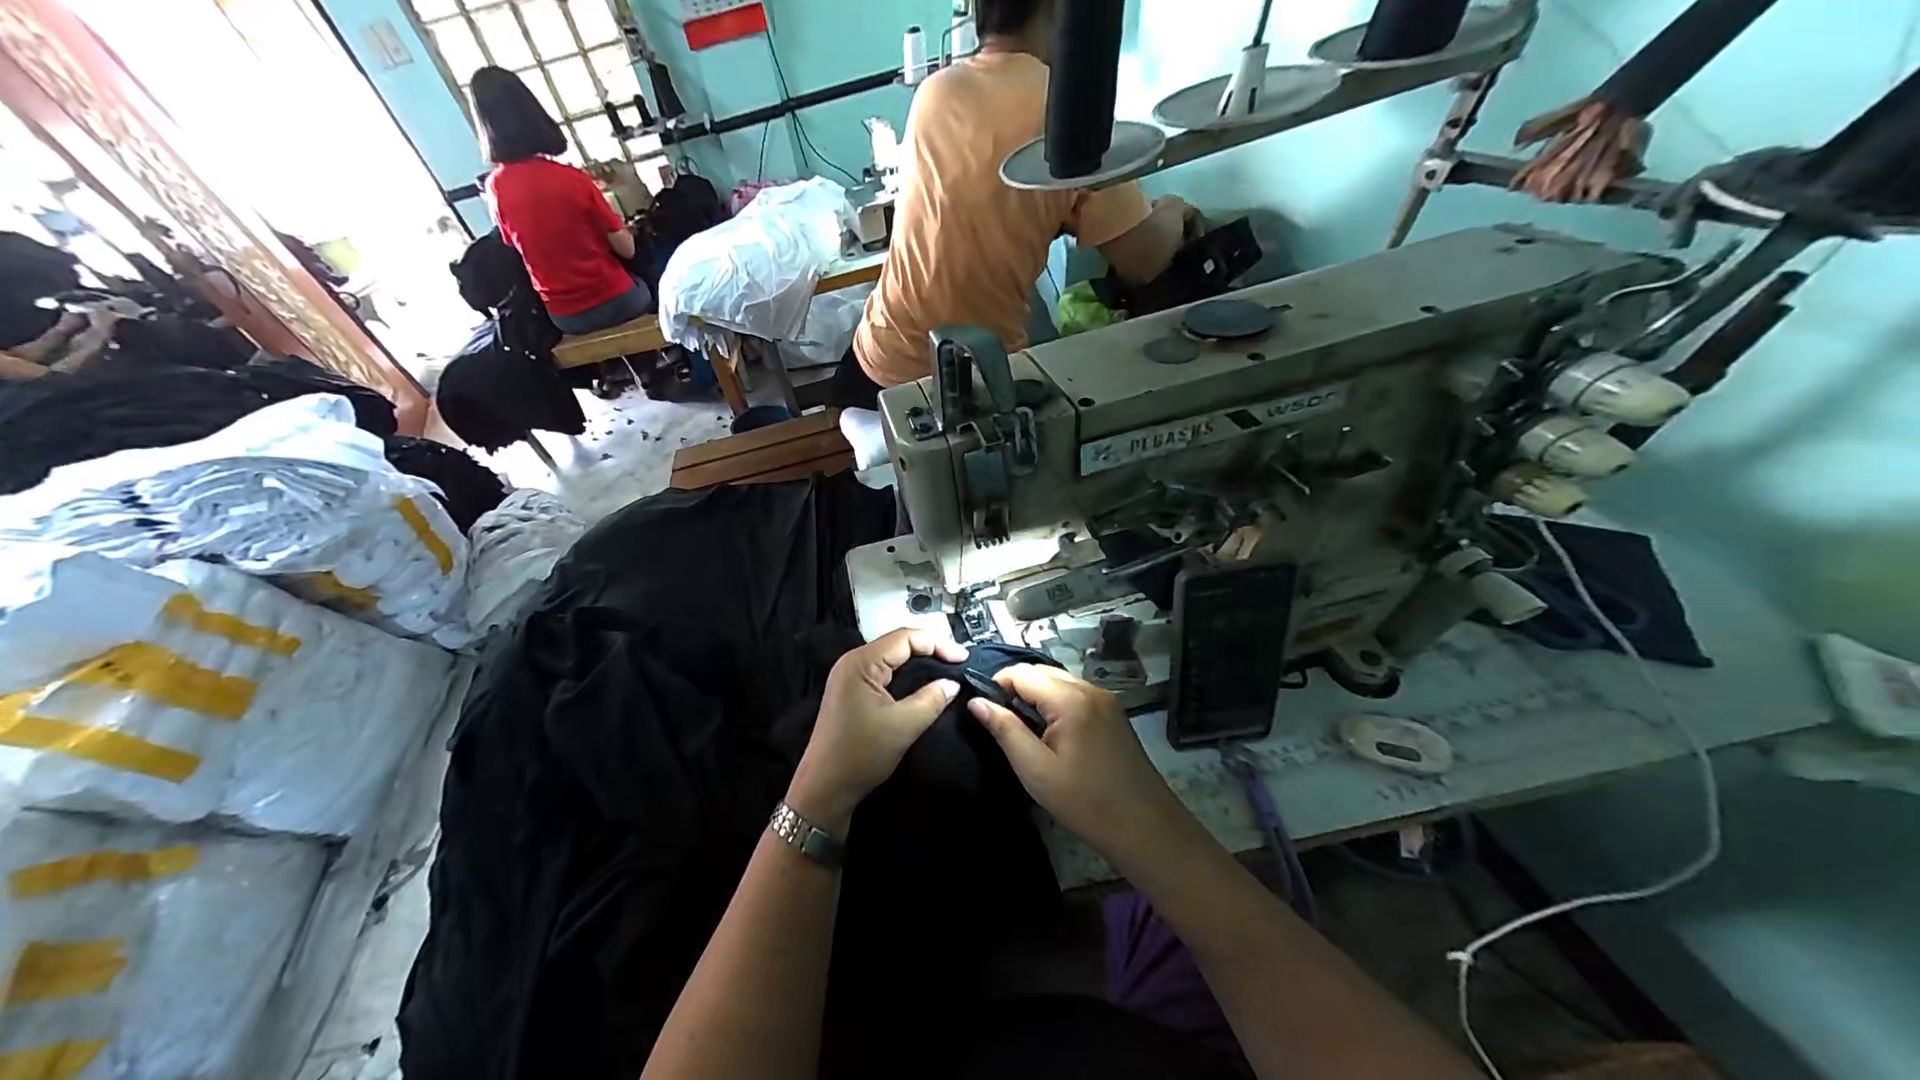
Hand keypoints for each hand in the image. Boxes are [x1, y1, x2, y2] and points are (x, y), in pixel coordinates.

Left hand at [788, 628, 965, 832]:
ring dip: (919, 661)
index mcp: (861, 662)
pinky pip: (884, 672)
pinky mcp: (851, 691)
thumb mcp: (904, 725)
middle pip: (898, 643)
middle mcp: (852, 662)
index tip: (963, 658)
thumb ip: (932, 699)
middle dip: (930, 649)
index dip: (938, 643)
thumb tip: (953, 683)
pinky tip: (923, 683)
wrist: (824, 788)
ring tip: (946, 670)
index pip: (906, 637)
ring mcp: (849, 676)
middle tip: (958, 662)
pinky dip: (906, 674)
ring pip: (892, 658)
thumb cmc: (861, 754)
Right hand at [968, 665, 1200, 872]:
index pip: (1021, 672)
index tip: (983, 711)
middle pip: (1041, 672)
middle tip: (1001, 722)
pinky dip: (1056, 703)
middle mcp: (1089, 688)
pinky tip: (1050, 733)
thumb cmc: (1084, 801)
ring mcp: (1105, 699)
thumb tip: (976, 701)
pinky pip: (1074, 694)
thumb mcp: (1035, 769)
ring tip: (1023, 730)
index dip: (997, 685)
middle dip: (1015, 688)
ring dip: (1035, 695)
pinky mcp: (1112, 712)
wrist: (1143, 826)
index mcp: (1070, 699)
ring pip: (1058, 681)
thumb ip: (1005, 729)